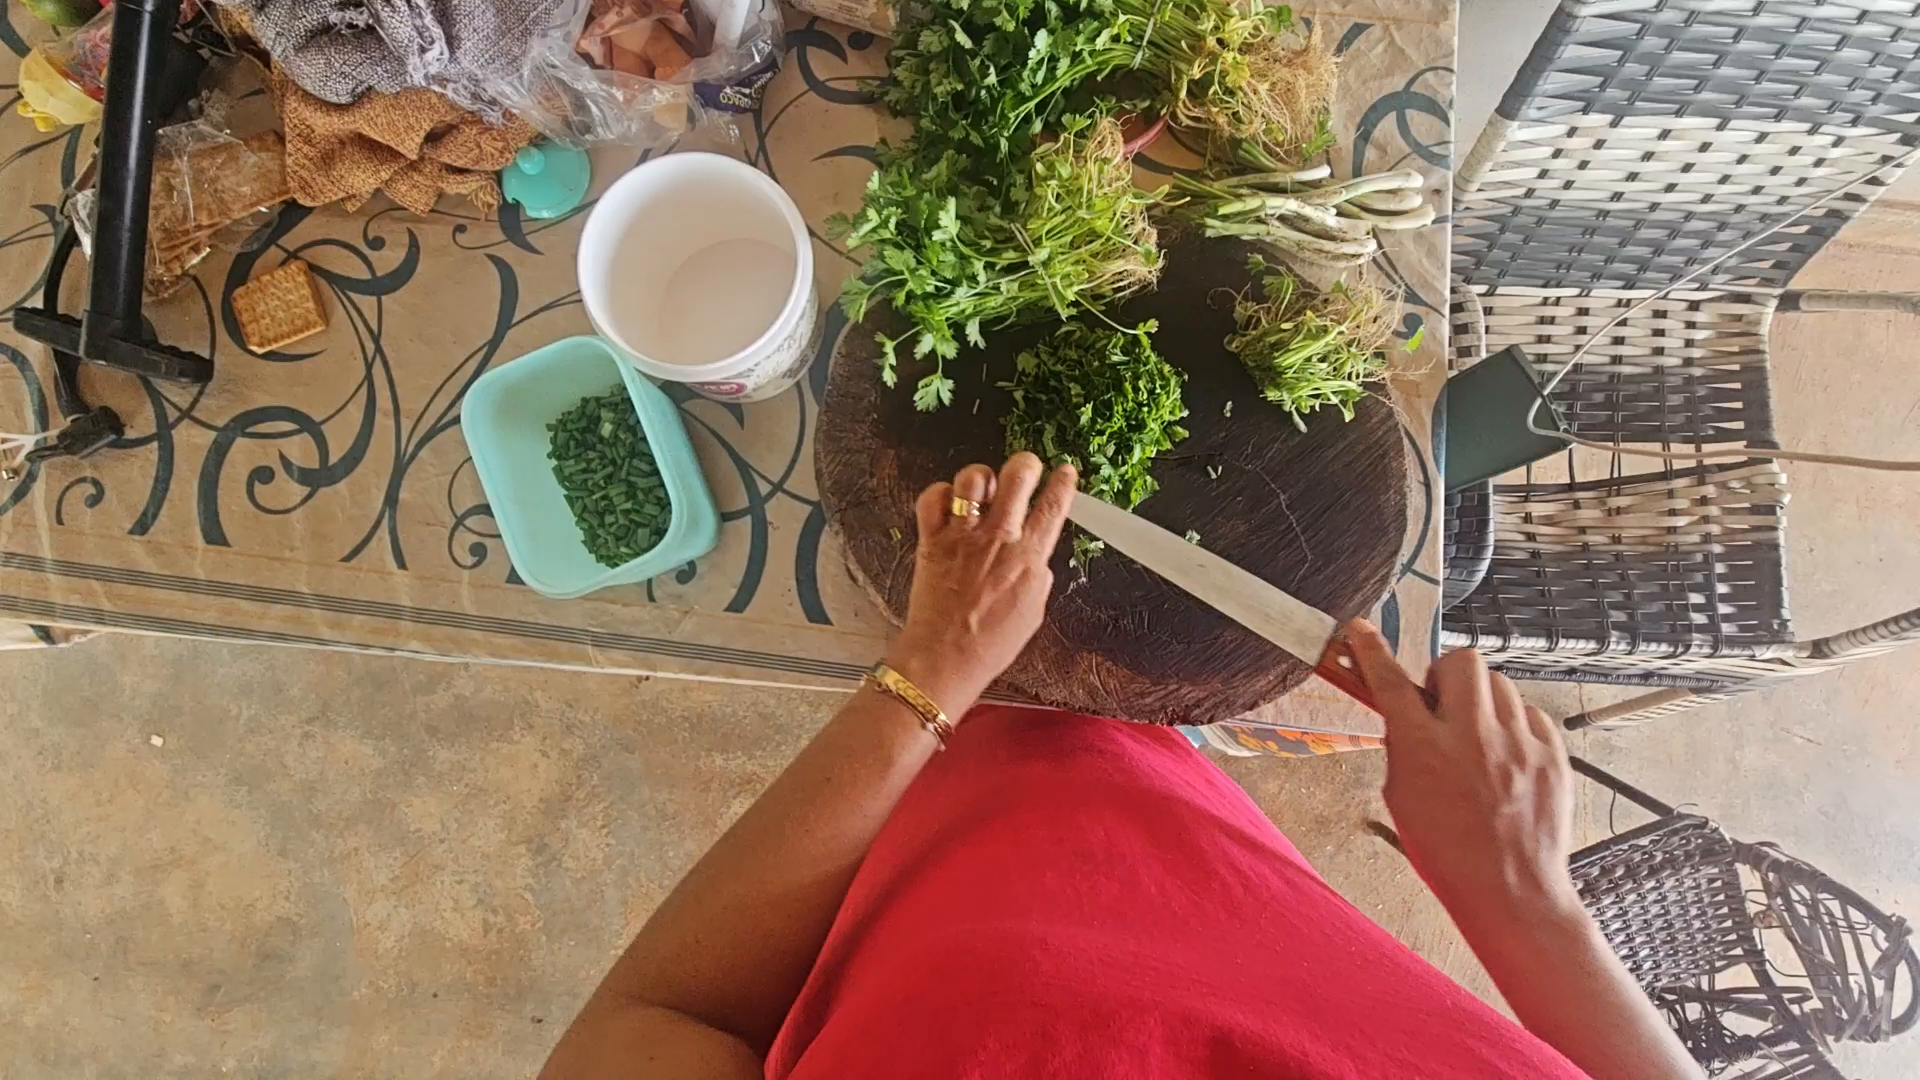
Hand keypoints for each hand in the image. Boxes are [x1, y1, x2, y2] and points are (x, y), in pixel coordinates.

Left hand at [884, 453, 1077, 719]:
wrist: (946, 658)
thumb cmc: (990, 643)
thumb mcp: (1033, 611)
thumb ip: (1036, 574)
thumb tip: (1034, 554)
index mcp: (1028, 558)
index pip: (1053, 507)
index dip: (1063, 484)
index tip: (1065, 472)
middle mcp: (997, 539)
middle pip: (1018, 476)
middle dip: (1026, 464)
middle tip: (1024, 470)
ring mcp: (962, 536)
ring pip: (972, 479)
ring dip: (982, 478)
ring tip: (983, 490)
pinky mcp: (931, 540)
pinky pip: (932, 498)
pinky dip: (940, 494)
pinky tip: (947, 505)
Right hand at [1344, 620, 1582, 931]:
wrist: (1509, 890)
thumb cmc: (1444, 848)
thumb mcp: (1398, 793)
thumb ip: (1402, 745)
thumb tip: (1405, 714)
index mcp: (1423, 747)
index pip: (1390, 680)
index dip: (1370, 649)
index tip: (1361, 631)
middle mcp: (1472, 737)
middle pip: (1461, 661)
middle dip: (1445, 671)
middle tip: (1440, 699)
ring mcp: (1519, 744)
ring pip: (1499, 683)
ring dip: (1480, 696)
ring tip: (1475, 728)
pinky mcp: (1553, 757)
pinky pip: (1530, 713)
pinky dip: (1512, 722)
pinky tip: (1504, 750)